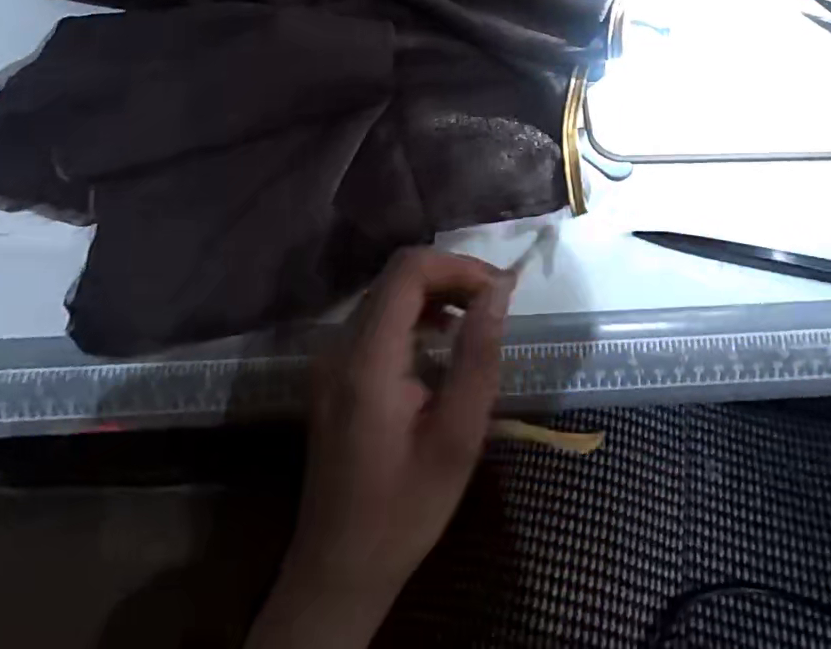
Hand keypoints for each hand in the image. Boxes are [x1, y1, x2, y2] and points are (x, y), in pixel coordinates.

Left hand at [246, 248, 514, 647]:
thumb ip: (477, 360)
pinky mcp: (331, 370)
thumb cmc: (404, 510)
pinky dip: (412, 315)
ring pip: (384, 294)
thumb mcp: (457, 440)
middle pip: (394, 277)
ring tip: (478, 317)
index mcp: (366, 359)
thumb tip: (498, 295)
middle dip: (449, 276)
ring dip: (433, 293)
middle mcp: (339, 345)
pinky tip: (442, 339)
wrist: (338, 562)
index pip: (407, 272)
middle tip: (497, 302)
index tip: (501, 289)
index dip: (457, 266)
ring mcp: (329, 356)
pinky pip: (374, 320)